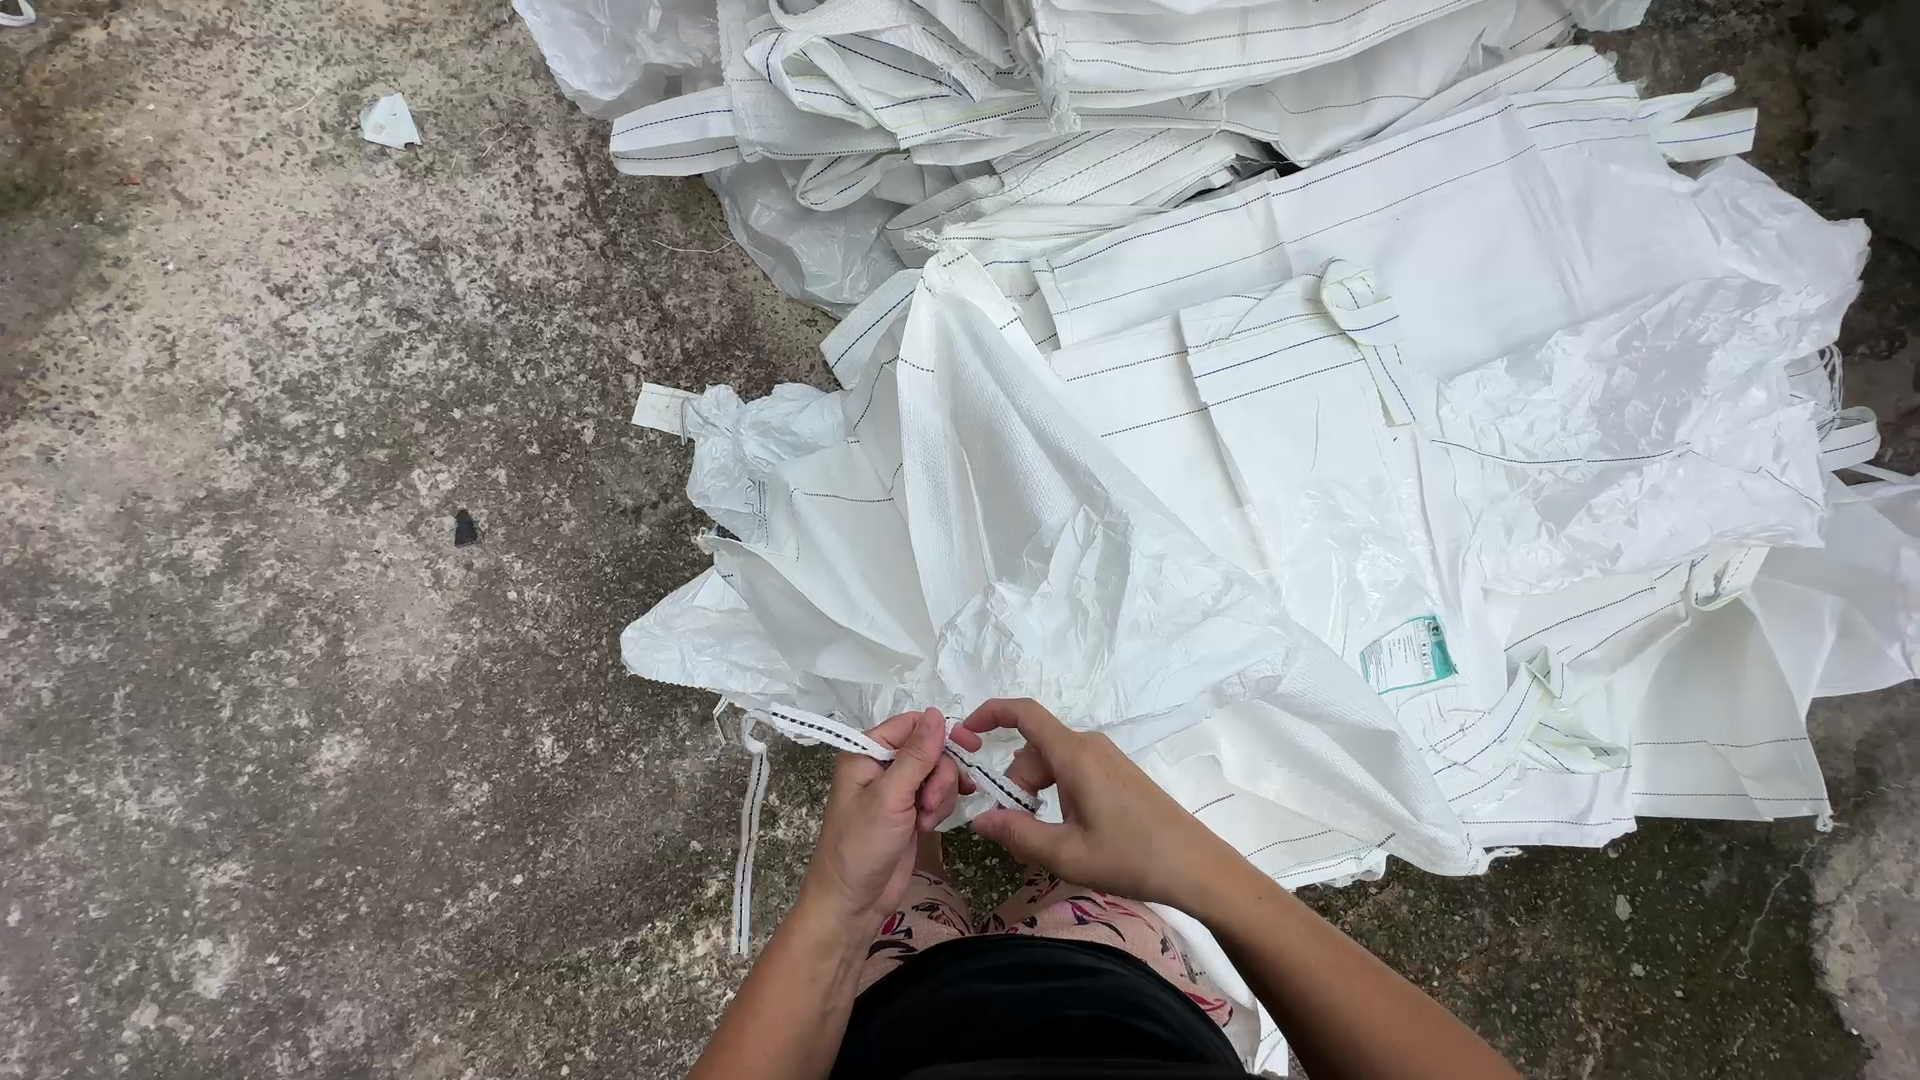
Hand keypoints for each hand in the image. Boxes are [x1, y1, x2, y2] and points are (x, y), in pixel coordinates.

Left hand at [798, 709, 961, 933]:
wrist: (853, 904)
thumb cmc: (861, 846)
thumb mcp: (889, 797)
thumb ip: (916, 755)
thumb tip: (937, 713)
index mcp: (866, 752)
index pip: (911, 725)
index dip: (941, 733)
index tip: (970, 747)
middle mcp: (881, 765)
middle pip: (930, 749)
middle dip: (939, 775)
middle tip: (928, 803)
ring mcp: (897, 790)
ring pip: (938, 773)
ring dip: (939, 795)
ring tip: (924, 821)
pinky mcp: (909, 811)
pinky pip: (936, 795)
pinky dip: (938, 808)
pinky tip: (928, 826)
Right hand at [954, 698, 1244, 911]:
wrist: (1197, 866)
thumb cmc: (1131, 858)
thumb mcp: (1066, 855)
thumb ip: (1017, 834)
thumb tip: (979, 819)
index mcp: (1074, 755)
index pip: (1024, 712)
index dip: (990, 713)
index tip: (965, 732)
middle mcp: (1089, 745)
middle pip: (1034, 749)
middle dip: (1014, 783)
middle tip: (1013, 830)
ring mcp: (1106, 757)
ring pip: (1052, 763)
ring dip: (1036, 792)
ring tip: (1043, 838)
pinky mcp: (1118, 772)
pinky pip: (1072, 770)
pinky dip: (1056, 793)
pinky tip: (1066, 831)